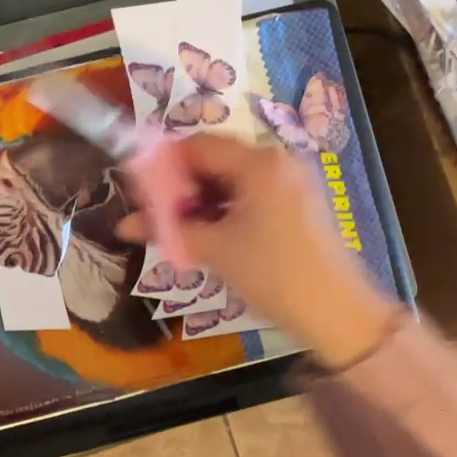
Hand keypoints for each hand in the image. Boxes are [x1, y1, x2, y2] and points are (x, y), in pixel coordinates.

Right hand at [123, 134, 400, 367]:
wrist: (333, 310)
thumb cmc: (272, 274)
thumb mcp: (213, 249)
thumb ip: (166, 229)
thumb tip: (123, 224)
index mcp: (259, 163)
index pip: (197, 145)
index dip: (163, 165)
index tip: (139, 193)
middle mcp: (277, 161)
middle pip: (214, 160)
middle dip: (180, 187)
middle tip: (156, 218)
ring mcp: (291, 181)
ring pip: (230, 180)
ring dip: (200, 202)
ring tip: (179, 233)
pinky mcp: (297, 203)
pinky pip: (249, 194)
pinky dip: (223, 210)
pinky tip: (208, 237)